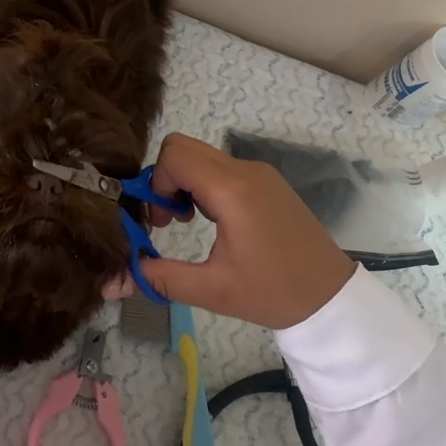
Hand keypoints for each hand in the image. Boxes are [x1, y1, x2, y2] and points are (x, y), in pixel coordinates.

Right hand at [107, 133, 354, 329]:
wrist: (334, 298)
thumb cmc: (274, 293)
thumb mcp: (213, 290)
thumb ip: (160, 278)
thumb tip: (111, 283)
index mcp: (232, 190)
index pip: (173, 156)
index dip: (156, 183)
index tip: (161, 222)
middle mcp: (244, 170)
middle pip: (183, 146)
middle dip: (165, 178)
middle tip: (169, 220)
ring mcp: (258, 172)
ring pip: (201, 154)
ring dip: (184, 181)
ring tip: (189, 223)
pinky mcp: (266, 180)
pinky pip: (220, 166)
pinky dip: (203, 183)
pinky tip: (213, 221)